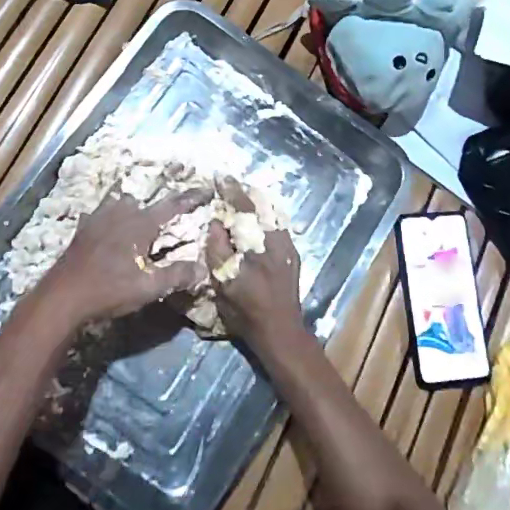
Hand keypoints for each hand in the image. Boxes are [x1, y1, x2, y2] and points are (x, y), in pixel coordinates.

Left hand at [34, 187, 212, 326]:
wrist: (63, 295)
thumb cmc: (109, 290)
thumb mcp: (148, 288)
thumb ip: (176, 275)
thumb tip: (201, 267)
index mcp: (139, 224)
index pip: (171, 206)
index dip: (190, 198)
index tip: (206, 189)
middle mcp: (119, 214)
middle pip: (143, 200)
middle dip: (157, 204)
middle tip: (168, 214)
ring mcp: (98, 218)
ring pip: (119, 202)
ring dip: (131, 207)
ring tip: (138, 217)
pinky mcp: (83, 228)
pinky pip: (100, 213)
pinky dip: (108, 215)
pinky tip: (107, 225)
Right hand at [205, 184, 302, 344]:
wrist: (280, 331)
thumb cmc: (246, 310)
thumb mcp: (223, 281)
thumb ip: (217, 249)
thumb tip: (216, 222)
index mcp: (257, 246)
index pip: (242, 209)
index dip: (230, 192)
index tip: (219, 177)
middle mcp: (276, 241)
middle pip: (260, 206)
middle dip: (243, 193)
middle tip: (228, 183)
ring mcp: (288, 247)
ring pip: (272, 214)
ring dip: (255, 202)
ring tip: (241, 193)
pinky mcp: (292, 255)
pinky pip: (278, 225)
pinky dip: (266, 215)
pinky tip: (258, 215)